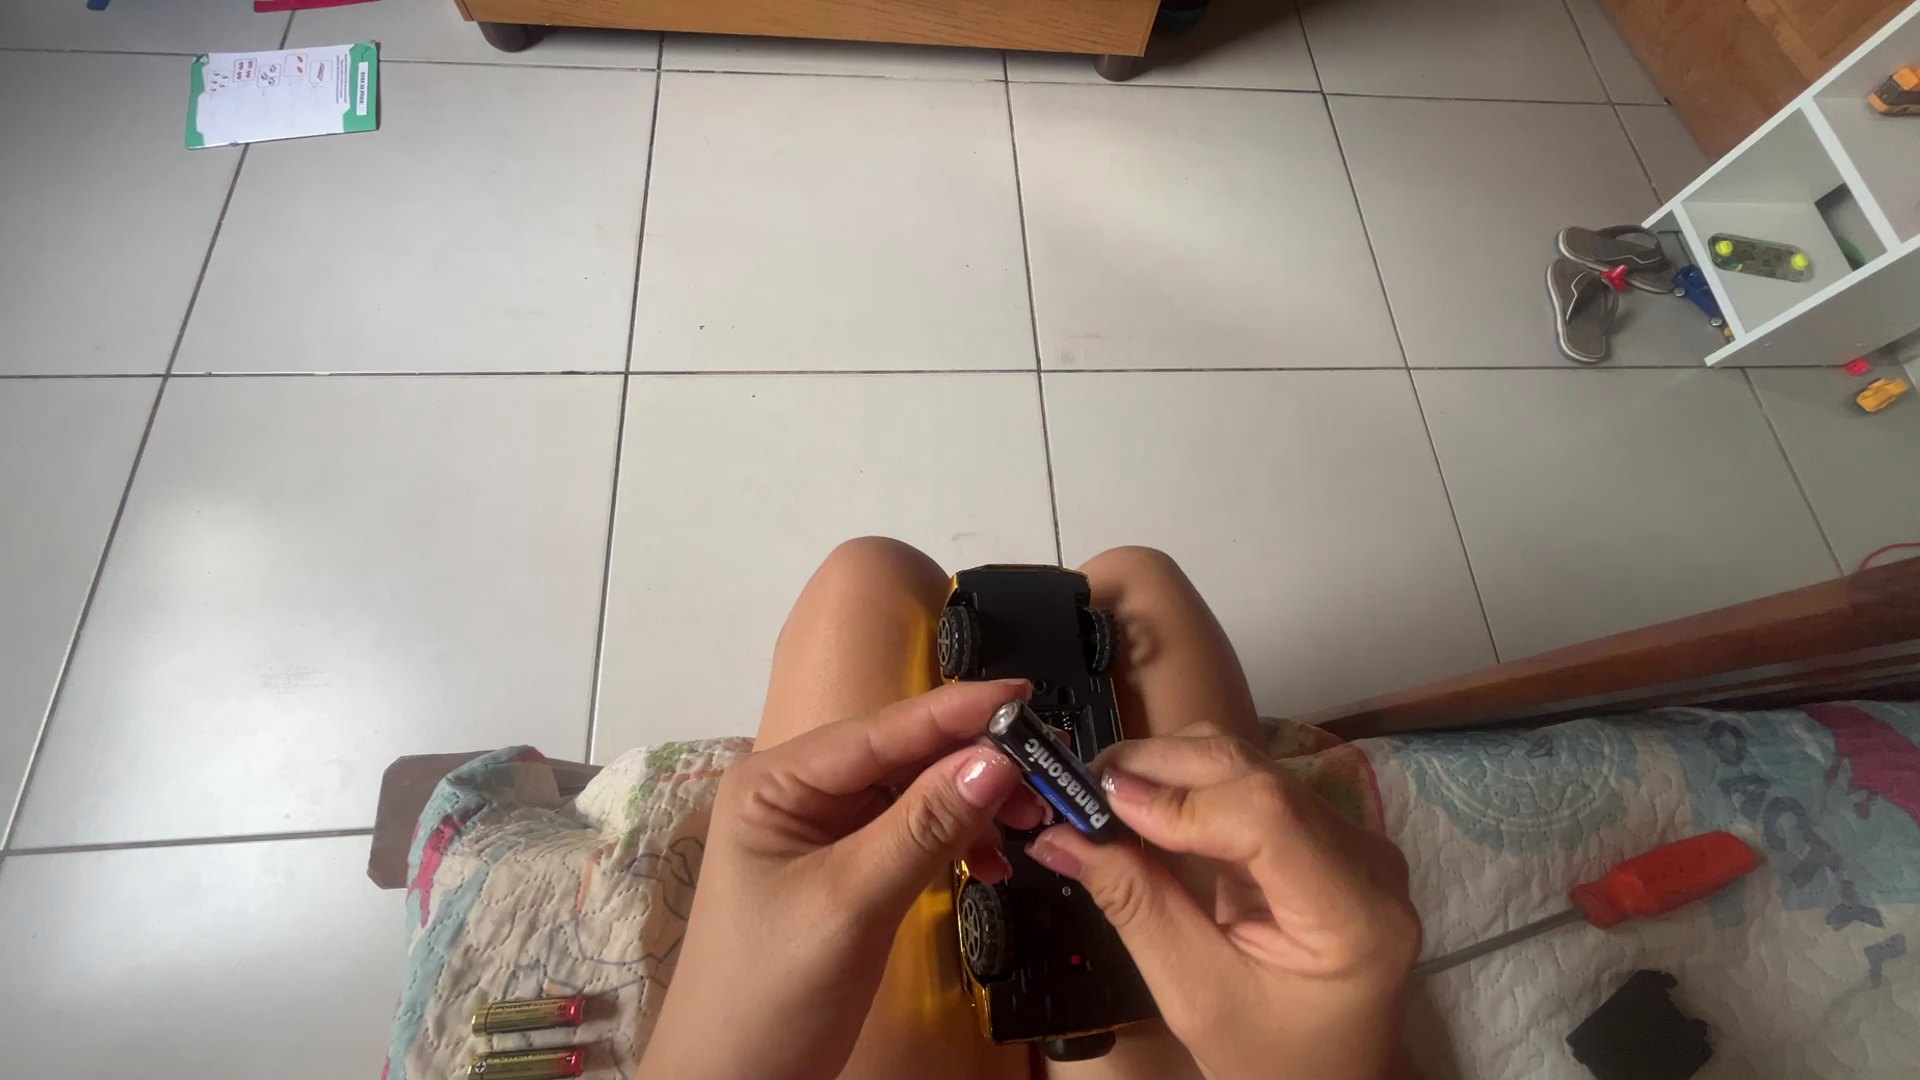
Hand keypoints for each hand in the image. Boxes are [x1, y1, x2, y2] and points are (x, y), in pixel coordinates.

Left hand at [638, 679, 1044, 1079]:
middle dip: (973, 760)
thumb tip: (998, 759)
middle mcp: (801, 786)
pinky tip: (992, 861)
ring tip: (1031, 821)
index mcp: (779, 779)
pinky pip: (911, 827)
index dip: (956, 710)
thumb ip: (925, 826)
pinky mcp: (846, 857)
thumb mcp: (853, 904)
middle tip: (1046, 768)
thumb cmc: (772, 996)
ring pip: (913, 789)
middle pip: (902, 754)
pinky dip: (955, 838)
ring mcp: (824, 823)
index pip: (882, 730)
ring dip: (972, 802)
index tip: (1024, 696)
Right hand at [1025, 734, 1420, 1079]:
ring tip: (1104, 797)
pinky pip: (1236, 772)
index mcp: (1355, 913)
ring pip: (1237, 755)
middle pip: (1248, 769)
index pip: (1267, 815)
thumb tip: (1056, 836)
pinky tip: (1140, 801)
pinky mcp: (1309, 818)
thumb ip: (1133, 904)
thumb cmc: (1271, 1057)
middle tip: (1081, 790)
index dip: (1179, 798)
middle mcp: (1361, 851)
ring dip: (1160, 763)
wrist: (1325, 1075)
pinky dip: (1177, 776)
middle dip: (1154, 766)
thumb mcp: (1194, 996)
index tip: (1102, 805)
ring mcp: (1339, 828)